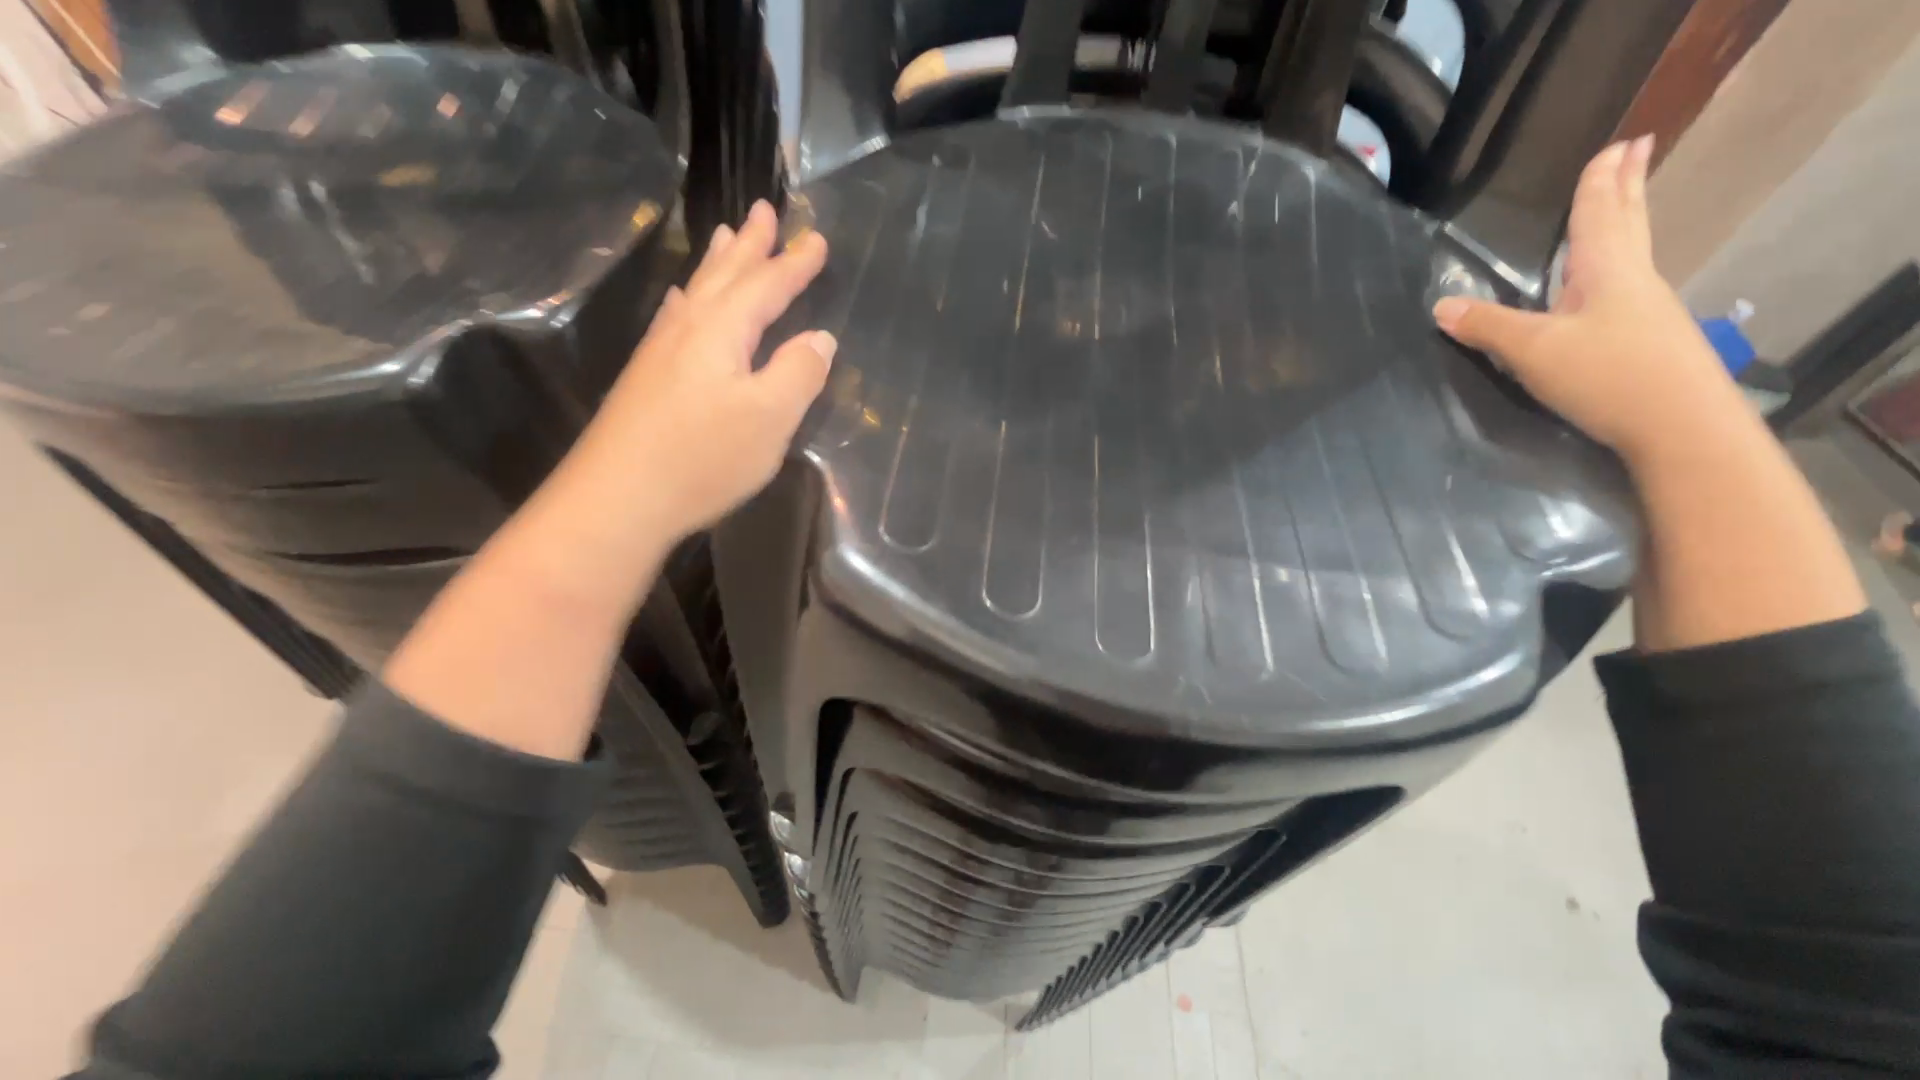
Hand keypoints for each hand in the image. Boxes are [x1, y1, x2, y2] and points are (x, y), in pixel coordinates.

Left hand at [509, 200, 831, 603]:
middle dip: (749, 244)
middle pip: (725, 275)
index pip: (767, 285)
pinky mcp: (645, 379)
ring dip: (716, 263)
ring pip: (696, 292)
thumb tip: (819, 338)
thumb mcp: (769, 417)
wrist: (617, 500)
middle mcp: (688, 328)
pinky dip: (685, 299)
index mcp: (723, 330)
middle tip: (763, 208)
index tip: (818, 238)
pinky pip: (673, 317)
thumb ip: (798, 372)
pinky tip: (678, 301)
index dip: (795, 263)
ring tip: (724, 235)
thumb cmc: (701, 457)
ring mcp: (661, 352)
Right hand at [1431, 137, 1742, 464]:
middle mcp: (1633, 282)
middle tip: (1639, 149)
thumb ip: (1487, 327)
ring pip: (1633, 254)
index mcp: (1606, 271)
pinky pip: (1630, 289)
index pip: (1600, 214)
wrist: (1682, 428)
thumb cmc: (1609, 376)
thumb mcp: (1534, 352)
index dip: (1601, 181)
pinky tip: (1611, 285)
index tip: (1621, 142)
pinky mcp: (1652, 342)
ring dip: (1627, 224)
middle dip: (1628, 187)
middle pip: (1628, 224)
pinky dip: (1620, 268)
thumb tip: (1442, 306)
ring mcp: (1648, 312)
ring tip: (1624, 206)